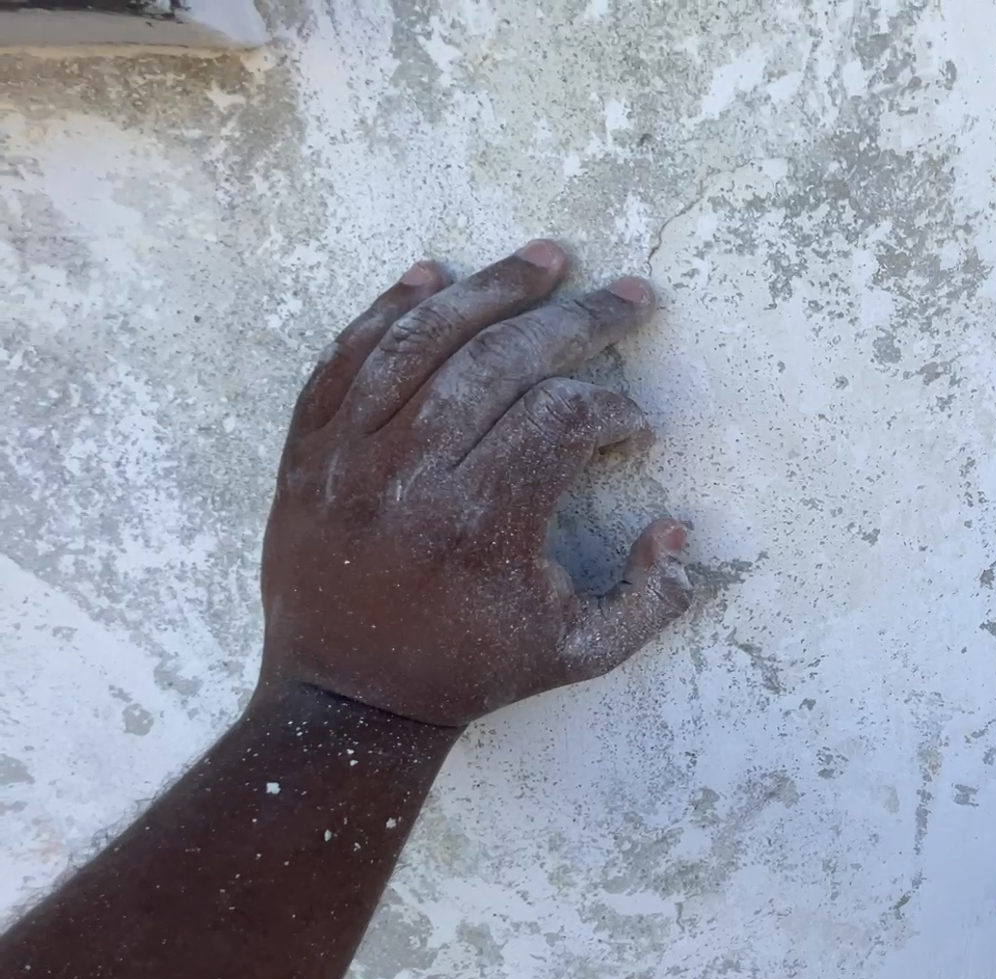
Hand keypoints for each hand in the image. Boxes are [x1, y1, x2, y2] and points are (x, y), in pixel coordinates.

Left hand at [259, 240, 691, 726]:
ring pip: (422, 343)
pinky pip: (344, 358)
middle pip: (500, 364)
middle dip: (579, 322)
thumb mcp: (586, 654)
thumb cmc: (477, 669)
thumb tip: (679, 530)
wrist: (345, 698)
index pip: (558, 423)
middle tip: (632, 295)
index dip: (612, 410)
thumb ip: (652, 599)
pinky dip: (389, 309)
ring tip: (549, 256)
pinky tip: (434, 275)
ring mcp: (349, 459)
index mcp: (486, 530)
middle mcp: (413, 480)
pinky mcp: (309, 453)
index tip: (637, 428)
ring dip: (494, 290)